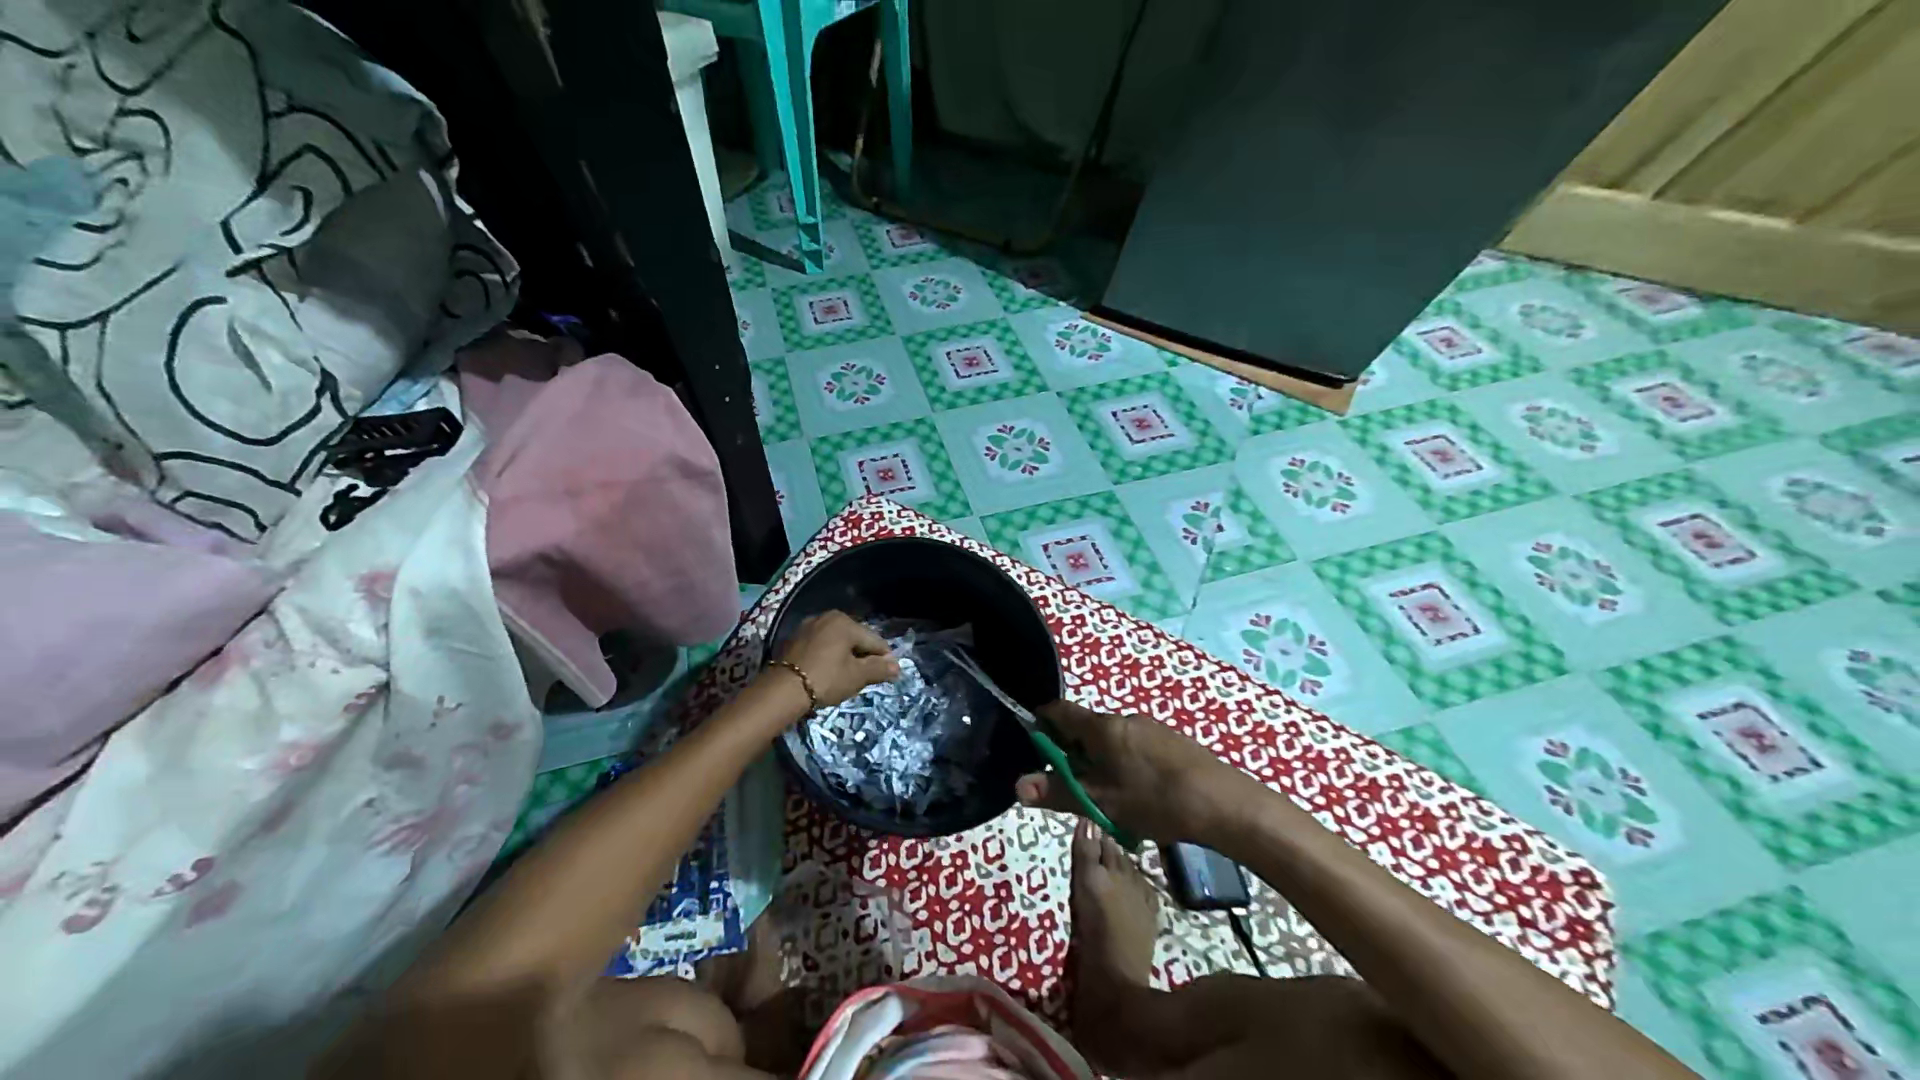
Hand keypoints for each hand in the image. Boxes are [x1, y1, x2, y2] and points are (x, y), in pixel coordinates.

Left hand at [772, 611, 898, 707]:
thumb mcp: (857, 676)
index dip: (884, 658)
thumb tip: (897, 666)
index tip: (888, 675)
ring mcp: (807, 626)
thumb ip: (879, 669)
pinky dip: (827, 656)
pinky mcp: (793, 639)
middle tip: (865, 678)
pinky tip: (827, 672)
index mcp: (845, 622)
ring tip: (846, 676)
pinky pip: (819, 646)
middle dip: (862, 656)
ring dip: (844, 656)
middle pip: (854, 638)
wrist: (781, 690)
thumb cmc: (825, 679)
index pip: (874, 640)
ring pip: (836, 642)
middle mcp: (826, 617)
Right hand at [1014, 700, 1265, 844]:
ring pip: (1109, 740)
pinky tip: (1134, 797)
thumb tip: (1018, 786)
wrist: (1225, 805)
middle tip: (1066, 785)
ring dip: (1097, 762)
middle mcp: (1124, 718)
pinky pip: (1132, 747)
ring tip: (1100, 797)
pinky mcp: (1170, 743)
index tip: (1031, 747)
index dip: (1040, 724)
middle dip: (1069, 753)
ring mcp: (1151, 729)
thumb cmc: (1156, 800)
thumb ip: (1058, 792)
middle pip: (1083, 728)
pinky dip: (1121, 765)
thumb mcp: (1101, 802)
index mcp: (1102, 726)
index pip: (1058, 710)